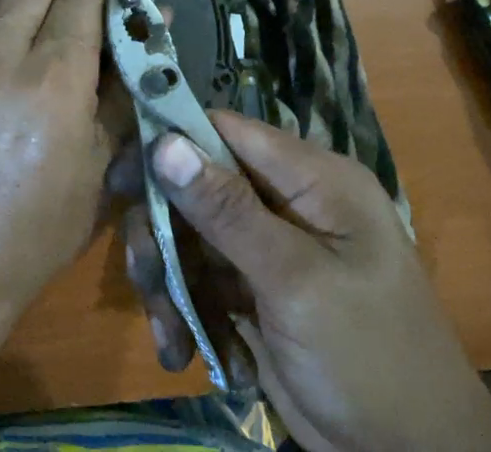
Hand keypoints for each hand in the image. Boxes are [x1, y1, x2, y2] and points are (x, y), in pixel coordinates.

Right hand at [112, 111, 490, 451]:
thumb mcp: (297, 282)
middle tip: (148, 275)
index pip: (223, 131)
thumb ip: (228, 212)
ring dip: (169, 282)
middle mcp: (287, 204)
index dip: (167, 143)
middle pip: (194, 187)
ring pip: (186, 237)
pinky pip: (196, 280)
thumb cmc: (370, 359)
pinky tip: (185, 351)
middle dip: (162, 233)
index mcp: (314, 182)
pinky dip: (184, 313)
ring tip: (172, 331)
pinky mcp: (250, 291)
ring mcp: (266, 249)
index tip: (120, 178)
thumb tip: (164, 141)